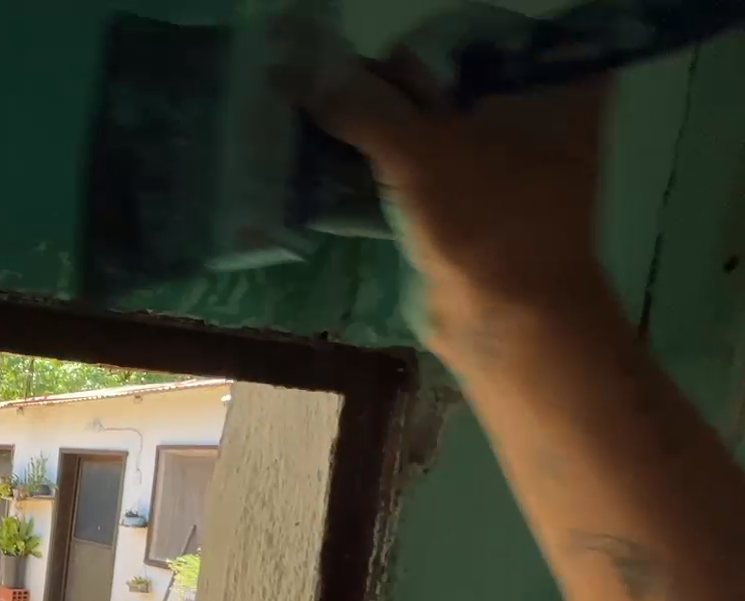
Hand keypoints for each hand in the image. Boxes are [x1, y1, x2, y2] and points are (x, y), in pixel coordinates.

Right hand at [278, 18, 614, 355]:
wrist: (502, 315)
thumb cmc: (484, 222)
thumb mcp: (420, 154)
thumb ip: (364, 110)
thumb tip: (300, 75)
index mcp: (542, 79)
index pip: (455, 44)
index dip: (394, 59)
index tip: (336, 77)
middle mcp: (522, 110)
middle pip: (430, 87)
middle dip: (370, 98)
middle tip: (313, 107)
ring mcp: (486, 159)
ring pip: (409, 132)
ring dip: (357, 138)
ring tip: (306, 136)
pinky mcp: (451, 203)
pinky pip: (400, 173)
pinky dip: (362, 174)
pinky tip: (320, 174)